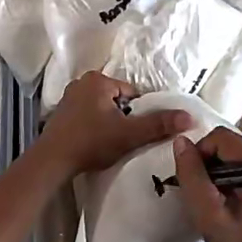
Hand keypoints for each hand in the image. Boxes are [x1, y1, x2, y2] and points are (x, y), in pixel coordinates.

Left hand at [30, 72, 189, 176]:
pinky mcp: (60, 113)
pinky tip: (92, 143)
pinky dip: (92, 126)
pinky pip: (86, 115)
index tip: (131, 132)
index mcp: (99, 79)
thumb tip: (189, 117)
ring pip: (101, 108)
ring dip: (107, 122)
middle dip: (121, 117)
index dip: (136, 115)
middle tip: (120, 139)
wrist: (53, 161)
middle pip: (116, 100)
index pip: (131, 94)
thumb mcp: (129, 134)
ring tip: (106, 143)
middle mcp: (82, 82)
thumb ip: (159, 124)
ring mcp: (68, 97)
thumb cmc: (92, 142)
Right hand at [172, 128, 241, 241]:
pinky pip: (240, 158)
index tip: (194, 182)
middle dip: (209, 163)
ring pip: (232, 149)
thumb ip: (193, 177)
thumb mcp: (209, 215)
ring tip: (214, 197)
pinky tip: (226, 196)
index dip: (200, 154)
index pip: (221, 138)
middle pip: (228, 142)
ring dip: (217, 169)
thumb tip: (180, 141)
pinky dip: (227, 173)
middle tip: (203, 193)